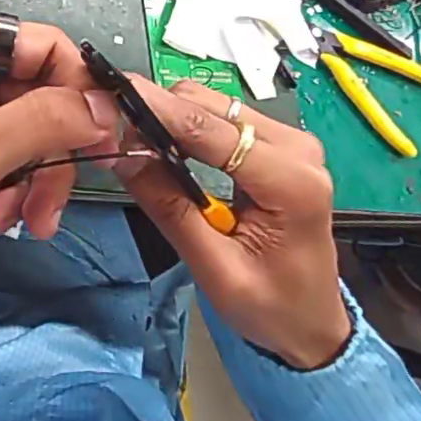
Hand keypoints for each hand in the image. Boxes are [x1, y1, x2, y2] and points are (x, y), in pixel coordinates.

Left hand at [0, 19, 119, 325]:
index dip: (78, 91)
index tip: (98, 146)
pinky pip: (17, 151)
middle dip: (52, 153)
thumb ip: (37, 125)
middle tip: (46, 207)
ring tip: (16, 221)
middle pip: (45, 92)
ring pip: (37, 127)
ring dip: (37, 178)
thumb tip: (107, 105)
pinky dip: (19, 187)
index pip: (44, 46)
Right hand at [115, 79, 350, 368]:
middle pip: (208, 104)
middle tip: (114, 136)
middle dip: (155, 112)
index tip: (109, 96)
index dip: (155, 109)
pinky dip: (180, 124)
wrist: (311, 324)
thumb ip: (169, 208)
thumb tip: (122, 155)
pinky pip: (215, 116)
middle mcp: (295, 147)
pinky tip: (160, 146)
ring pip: (208, 102)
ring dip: (165, 116)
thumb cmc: (272, 307)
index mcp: (292, 182)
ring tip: (134, 145)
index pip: (209, 130)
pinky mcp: (271, 142)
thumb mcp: (214, 269)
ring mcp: (287, 140)